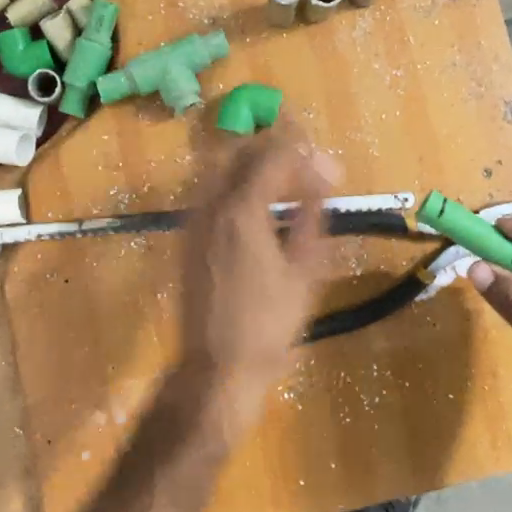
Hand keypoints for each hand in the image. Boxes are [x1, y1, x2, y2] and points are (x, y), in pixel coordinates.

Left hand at [179, 124, 338, 391]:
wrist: (217, 366)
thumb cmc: (269, 324)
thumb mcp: (305, 271)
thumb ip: (312, 215)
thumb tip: (323, 174)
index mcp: (243, 209)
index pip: (272, 155)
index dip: (302, 149)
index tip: (326, 159)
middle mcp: (211, 205)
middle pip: (238, 151)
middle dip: (271, 145)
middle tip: (302, 158)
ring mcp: (192, 220)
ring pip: (217, 168)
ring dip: (249, 161)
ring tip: (282, 177)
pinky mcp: (185, 238)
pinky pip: (206, 192)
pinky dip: (231, 183)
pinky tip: (254, 204)